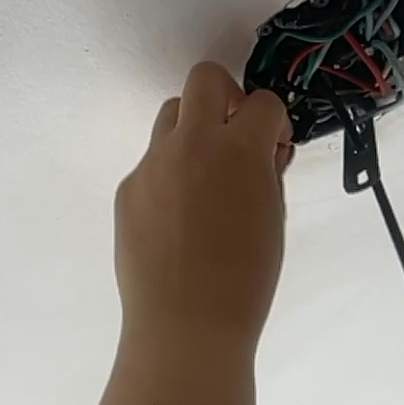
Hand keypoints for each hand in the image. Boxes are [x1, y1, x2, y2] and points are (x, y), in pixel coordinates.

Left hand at [115, 62, 293, 358]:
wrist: (187, 325)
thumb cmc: (246, 279)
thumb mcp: (273, 218)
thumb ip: (267, 172)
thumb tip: (263, 151)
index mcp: (238, 150)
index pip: (263, 102)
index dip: (274, 122)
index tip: (274, 147)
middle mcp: (191, 144)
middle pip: (204, 78)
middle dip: (228, 97)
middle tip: (236, 138)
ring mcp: (152, 164)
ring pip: (172, 116)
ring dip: (195, 132)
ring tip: (207, 179)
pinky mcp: (128, 188)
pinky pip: (153, 162)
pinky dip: (171, 174)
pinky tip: (179, 219)